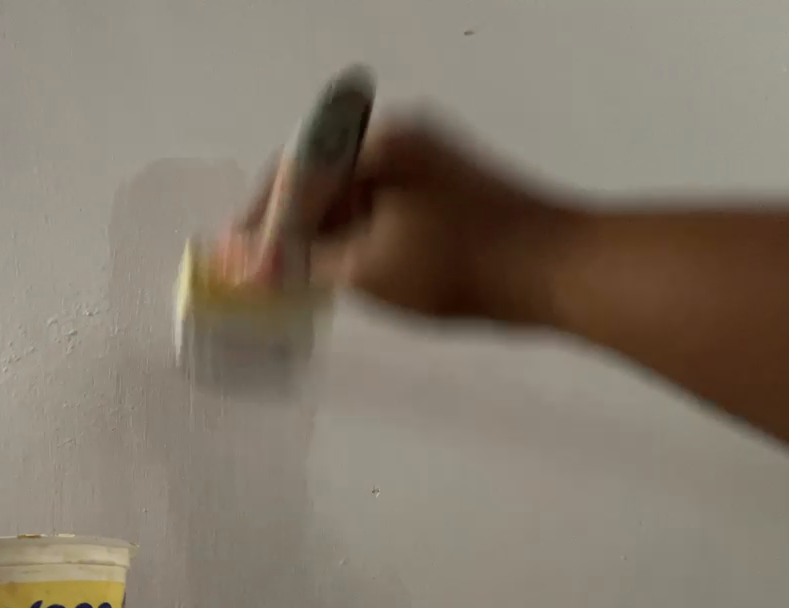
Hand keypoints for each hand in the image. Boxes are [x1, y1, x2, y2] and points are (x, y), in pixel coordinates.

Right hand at [227, 115, 577, 323]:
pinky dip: (344, 243)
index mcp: (379, 145)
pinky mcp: (434, 195)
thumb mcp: (364, 267)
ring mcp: (419, 167)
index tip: (234, 262)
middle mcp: (397, 143)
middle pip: (317, 182)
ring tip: (285, 282)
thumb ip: (298, 264)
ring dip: (312, 240)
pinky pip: (370, 212)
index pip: (295, 173)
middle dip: (283, 231)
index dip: (258, 221)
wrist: (554, 272)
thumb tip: (245, 267)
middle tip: (255, 276)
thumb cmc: (456, 265)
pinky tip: (331, 275)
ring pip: (343, 200)